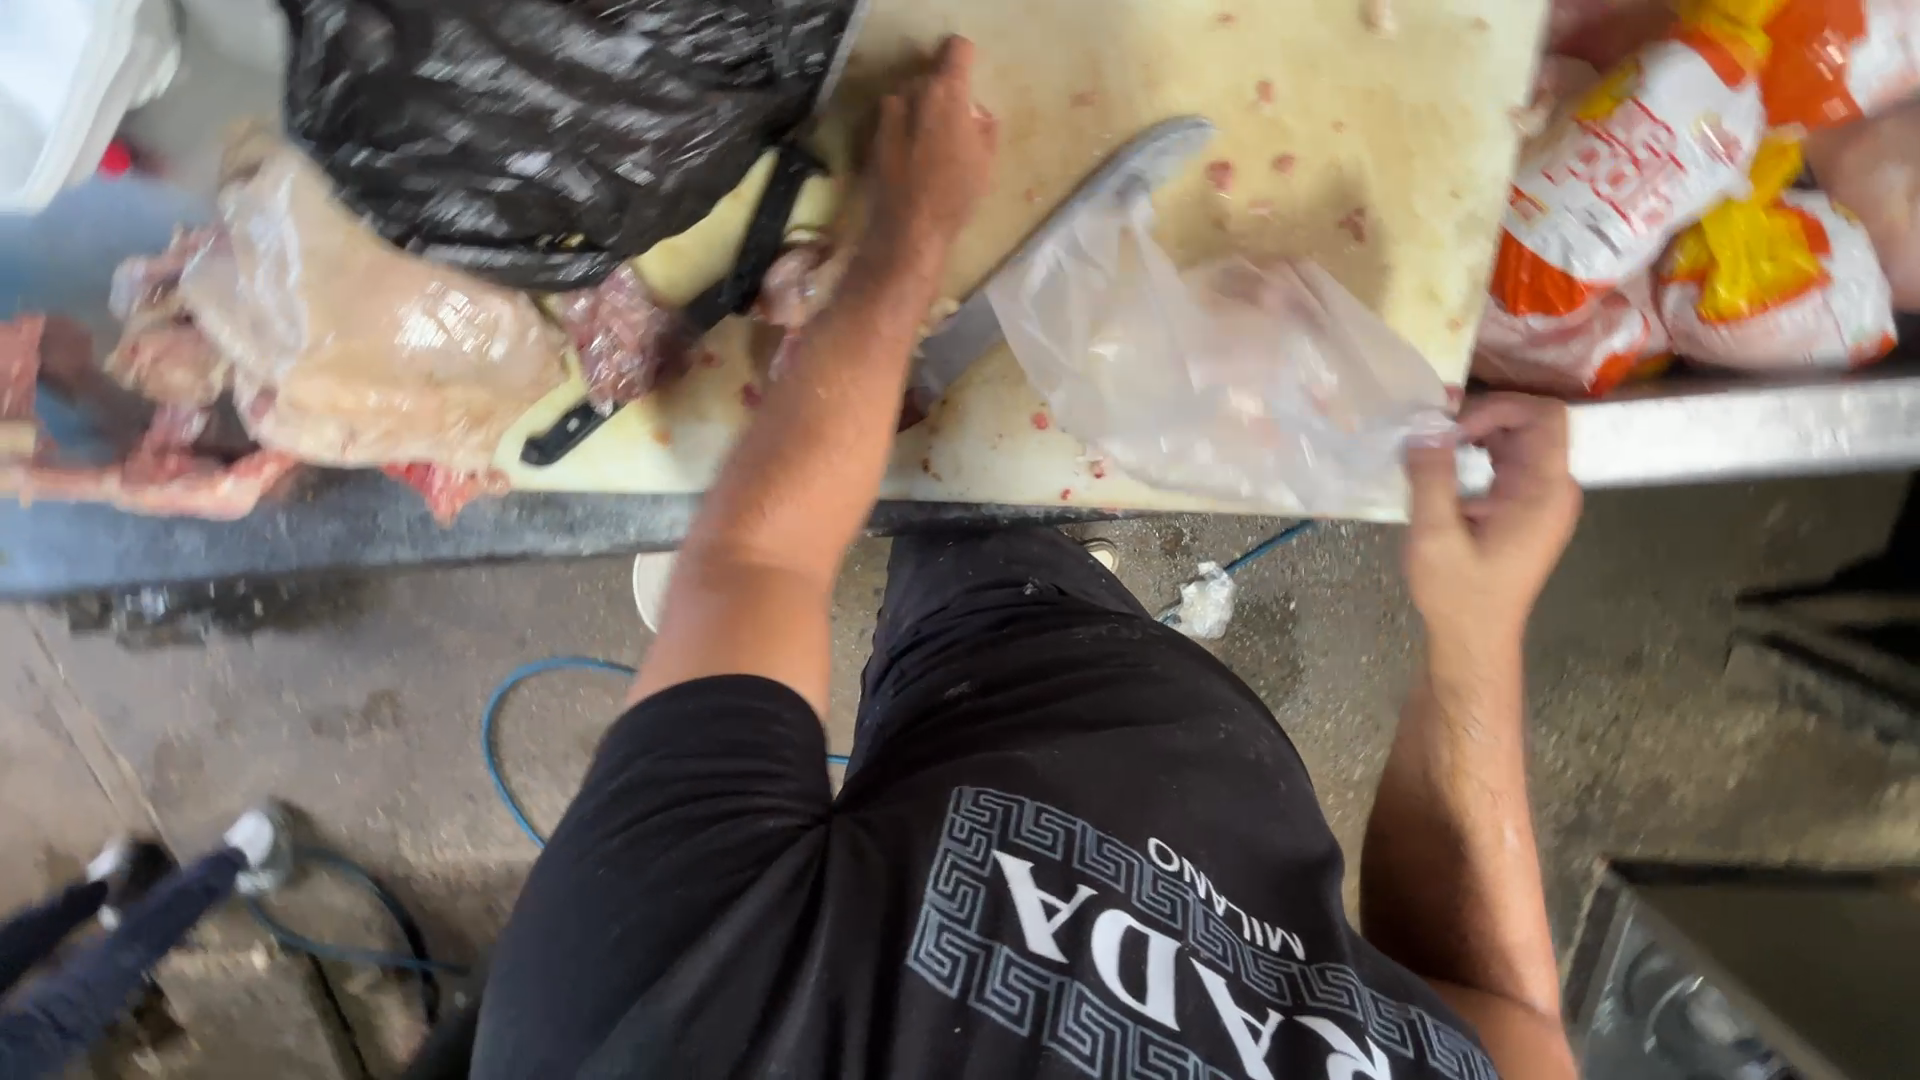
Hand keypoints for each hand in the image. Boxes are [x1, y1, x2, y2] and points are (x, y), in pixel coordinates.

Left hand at [865, 36, 997, 256]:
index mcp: (946, 92)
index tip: (969, 80)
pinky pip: (893, 124)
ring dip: (919, 114)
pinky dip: (902, 134)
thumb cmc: (954, 197)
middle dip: (942, 96)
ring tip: (928, 149)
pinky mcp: (872, 138)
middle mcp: (912, 92)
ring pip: (908, 100)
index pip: (957, 49)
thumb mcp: (986, 163)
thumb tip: (976, 115)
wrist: (908, 231)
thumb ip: (985, 128)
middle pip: (930, 77)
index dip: (965, 60)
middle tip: (952, 129)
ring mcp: (887, 115)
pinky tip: (910, 164)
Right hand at [1403, 393, 1580, 654]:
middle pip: (1531, 422)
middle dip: (1479, 418)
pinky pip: (1509, 461)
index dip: (1496, 408)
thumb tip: (1422, 429)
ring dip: (1475, 434)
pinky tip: (1443, 466)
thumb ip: (1431, 478)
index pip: (1543, 416)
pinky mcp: (1524, 508)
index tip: (1447, 433)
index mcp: (1543, 491)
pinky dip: (1477, 452)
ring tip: (1431, 449)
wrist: (1474, 636)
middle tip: (1430, 437)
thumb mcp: (1434, 535)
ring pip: (1518, 439)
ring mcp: (1541, 498)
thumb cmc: (1457, 591)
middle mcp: (1553, 488)